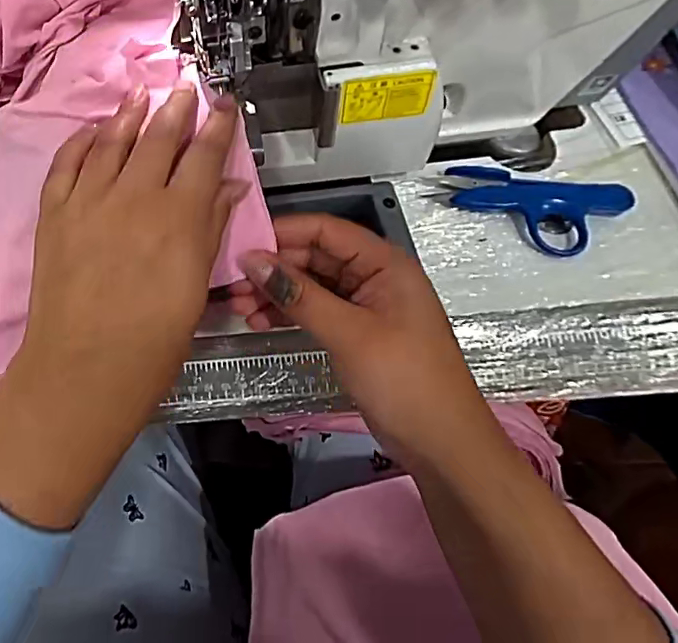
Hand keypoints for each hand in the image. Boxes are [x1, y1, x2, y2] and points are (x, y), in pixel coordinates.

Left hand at [0, 85, 244, 528]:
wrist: (82, 372)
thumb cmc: (152, 343)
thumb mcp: (195, 287)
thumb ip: (211, 229)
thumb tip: (229, 186)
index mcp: (177, 217)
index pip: (203, 156)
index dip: (217, 126)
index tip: (223, 103)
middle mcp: (133, 198)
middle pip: (158, 138)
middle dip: (176, 108)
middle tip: (185, 86)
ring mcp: (88, 202)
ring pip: (111, 142)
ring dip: (128, 115)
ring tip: (140, 94)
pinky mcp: (54, 213)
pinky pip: (65, 164)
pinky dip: (79, 141)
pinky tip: (91, 129)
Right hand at [227, 213, 495, 470]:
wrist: (444, 448)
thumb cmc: (406, 382)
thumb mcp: (349, 334)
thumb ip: (299, 295)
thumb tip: (253, 261)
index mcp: (383, 262)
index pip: (325, 229)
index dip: (282, 233)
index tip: (242, 245)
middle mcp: (373, 275)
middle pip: (313, 256)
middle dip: (273, 268)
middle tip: (233, 284)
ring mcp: (363, 303)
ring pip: (310, 283)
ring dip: (275, 292)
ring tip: (239, 307)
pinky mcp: (354, 330)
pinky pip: (314, 308)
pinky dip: (288, 312)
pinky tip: (259, 321)